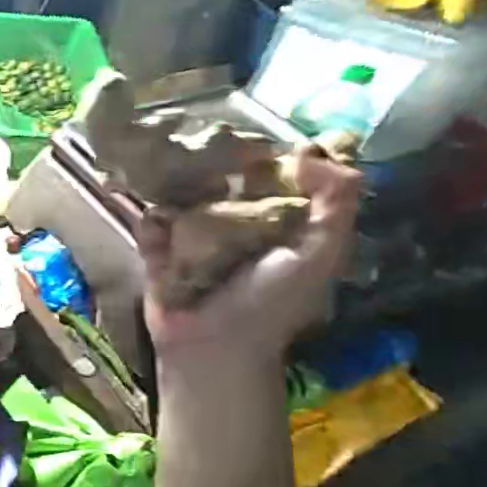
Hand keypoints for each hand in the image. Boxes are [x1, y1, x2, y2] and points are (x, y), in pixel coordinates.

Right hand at [138, 137, 363, 367]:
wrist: (212, 346)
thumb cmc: (271, 303)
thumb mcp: (321, 252)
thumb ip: (336, 201)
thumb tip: (306, 150)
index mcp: (281, 225)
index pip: (281, 178)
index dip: (274, 155)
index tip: (262, 140)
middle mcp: (238, 229)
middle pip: (227, 183)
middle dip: (217, 165)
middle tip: (207, 147)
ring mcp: (194, 242)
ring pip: (183, 201)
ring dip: (175, 189)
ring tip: (171, 174)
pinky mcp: (159, 257)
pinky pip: (151, 230)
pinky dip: (151, 223)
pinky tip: (156, 220)